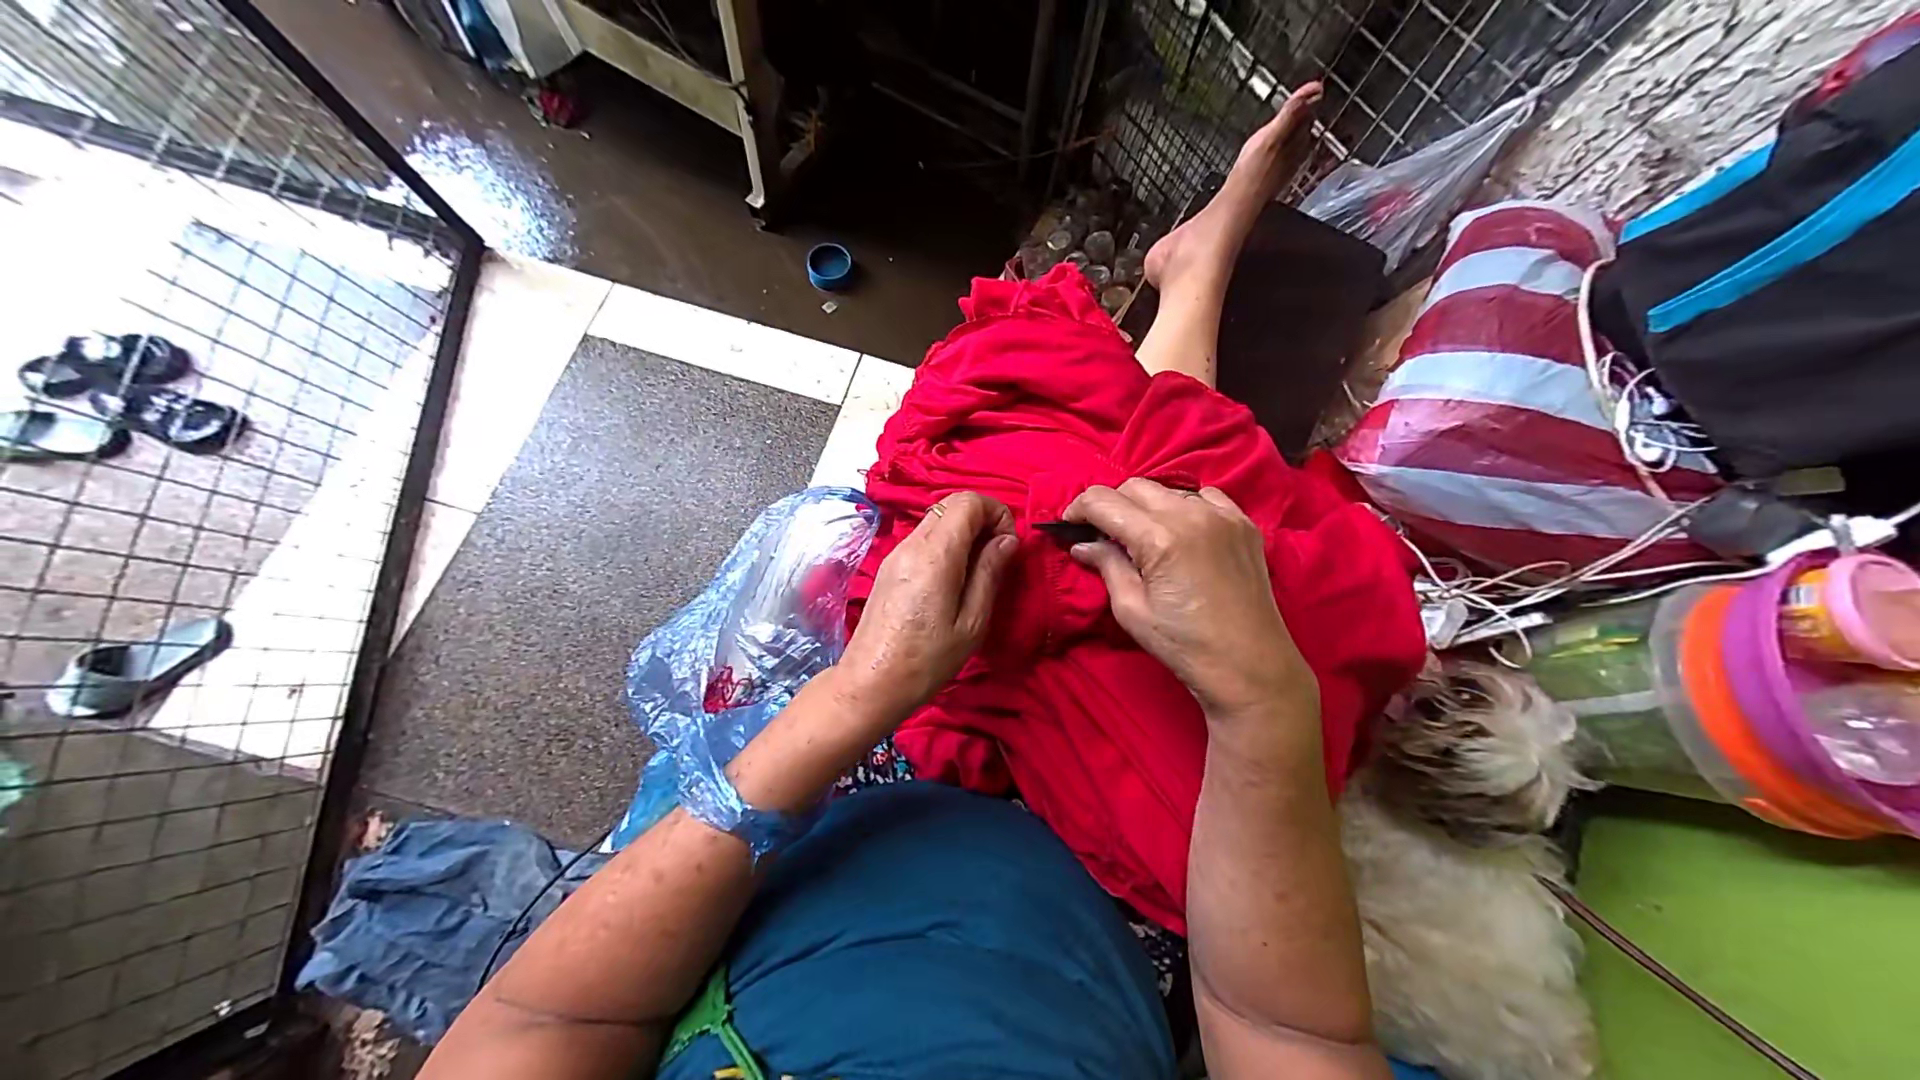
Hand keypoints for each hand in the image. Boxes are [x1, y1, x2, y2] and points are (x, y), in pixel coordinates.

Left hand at [838, 492, 1018, 726]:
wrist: (871, 683)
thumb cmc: (927, 660)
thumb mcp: (972, 622)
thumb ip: (990, 573)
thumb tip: (1006, 540)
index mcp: (935, 555)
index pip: (968, 501)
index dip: (996, 512)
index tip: (1008, 545)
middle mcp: (911, 544)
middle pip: (951, 504)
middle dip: (982, 519)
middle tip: (997, 556)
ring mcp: (896, 553)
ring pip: (937, 519)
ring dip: (964, 532)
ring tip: (978, 571)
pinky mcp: (889, 567)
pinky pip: (924, 538)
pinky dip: (946, 544)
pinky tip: (954, 579)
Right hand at [1065, 479, 1315, 722]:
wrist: (1250, 665)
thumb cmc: (1184, 645)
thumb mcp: (1132, 610)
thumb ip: (1106, 566)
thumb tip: (1083, 545)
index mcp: (1159, 538)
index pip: (1104, 501)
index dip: (1078, 509)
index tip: (1070, 525)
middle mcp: (1191, 515)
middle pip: (1134, 487)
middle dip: (1110, 505)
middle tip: (1102, 534)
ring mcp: (1222, 515)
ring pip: (1168, 489)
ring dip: (1146, 505)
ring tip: (1142, 536)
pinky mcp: (1244, 523)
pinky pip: (1204, 496)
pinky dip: (1183, 505)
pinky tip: (1180, 531)